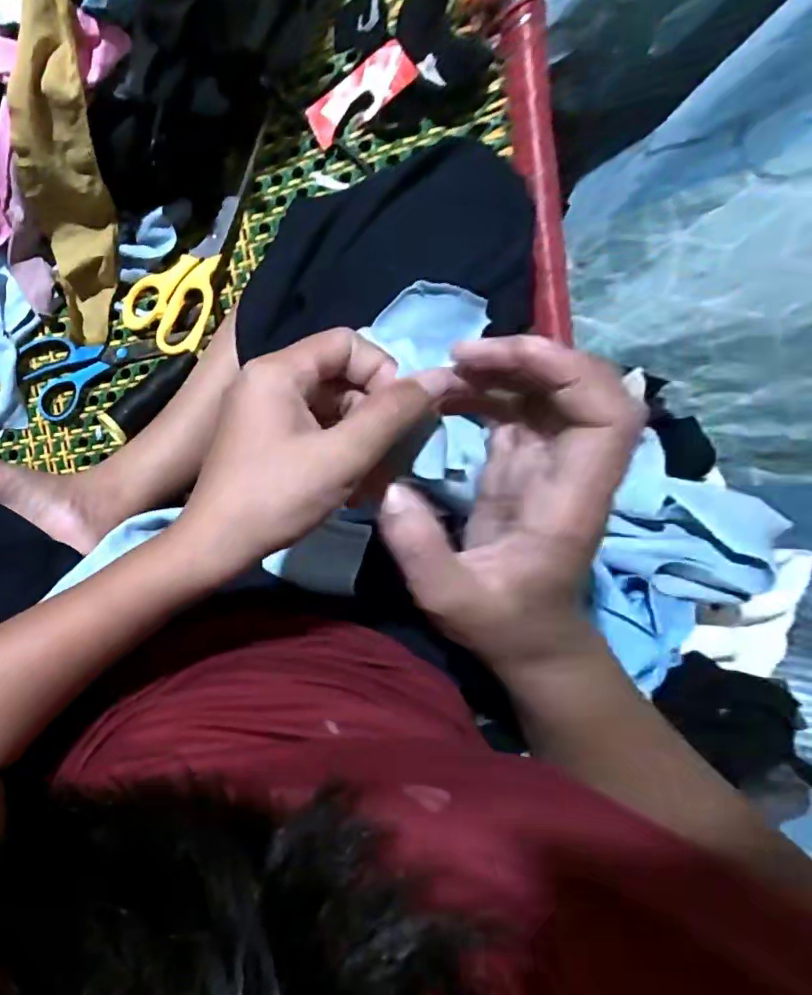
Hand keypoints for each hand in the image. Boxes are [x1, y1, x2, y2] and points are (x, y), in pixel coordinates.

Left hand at [182, 328, 451, 565]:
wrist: (214, 540)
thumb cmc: (277, 494)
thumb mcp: (345, 452)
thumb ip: (396, 410)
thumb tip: (443, 375)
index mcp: (273, 371)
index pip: (347, 342)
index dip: (382, 370)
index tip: (396, 412)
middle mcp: (260, 381)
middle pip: (339, 373)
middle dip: (374, 409)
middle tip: (391, 450)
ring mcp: (256, 409)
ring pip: (329, 404)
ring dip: (360, 435)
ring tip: (372, 476)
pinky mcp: (258, 435)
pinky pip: (310, 426)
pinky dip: (336, 448)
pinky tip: (351, 484)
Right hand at [376, 335, 644, 672]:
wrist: (528, 642)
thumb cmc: (495, 622)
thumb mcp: (445, 594)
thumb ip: (417, 545)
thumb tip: (391, 488)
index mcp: (566, 499)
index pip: (603, 416)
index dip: (562, 372)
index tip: (493, 357)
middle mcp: (568, 474)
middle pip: (581, 394)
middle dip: (530, 360)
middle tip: (457, 352)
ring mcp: (545, 471)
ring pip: (548, 400)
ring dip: (505, 372)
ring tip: (444, 366)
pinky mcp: (518, 474)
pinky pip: (517, 417)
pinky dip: (487, 394)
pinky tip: (446, 391)